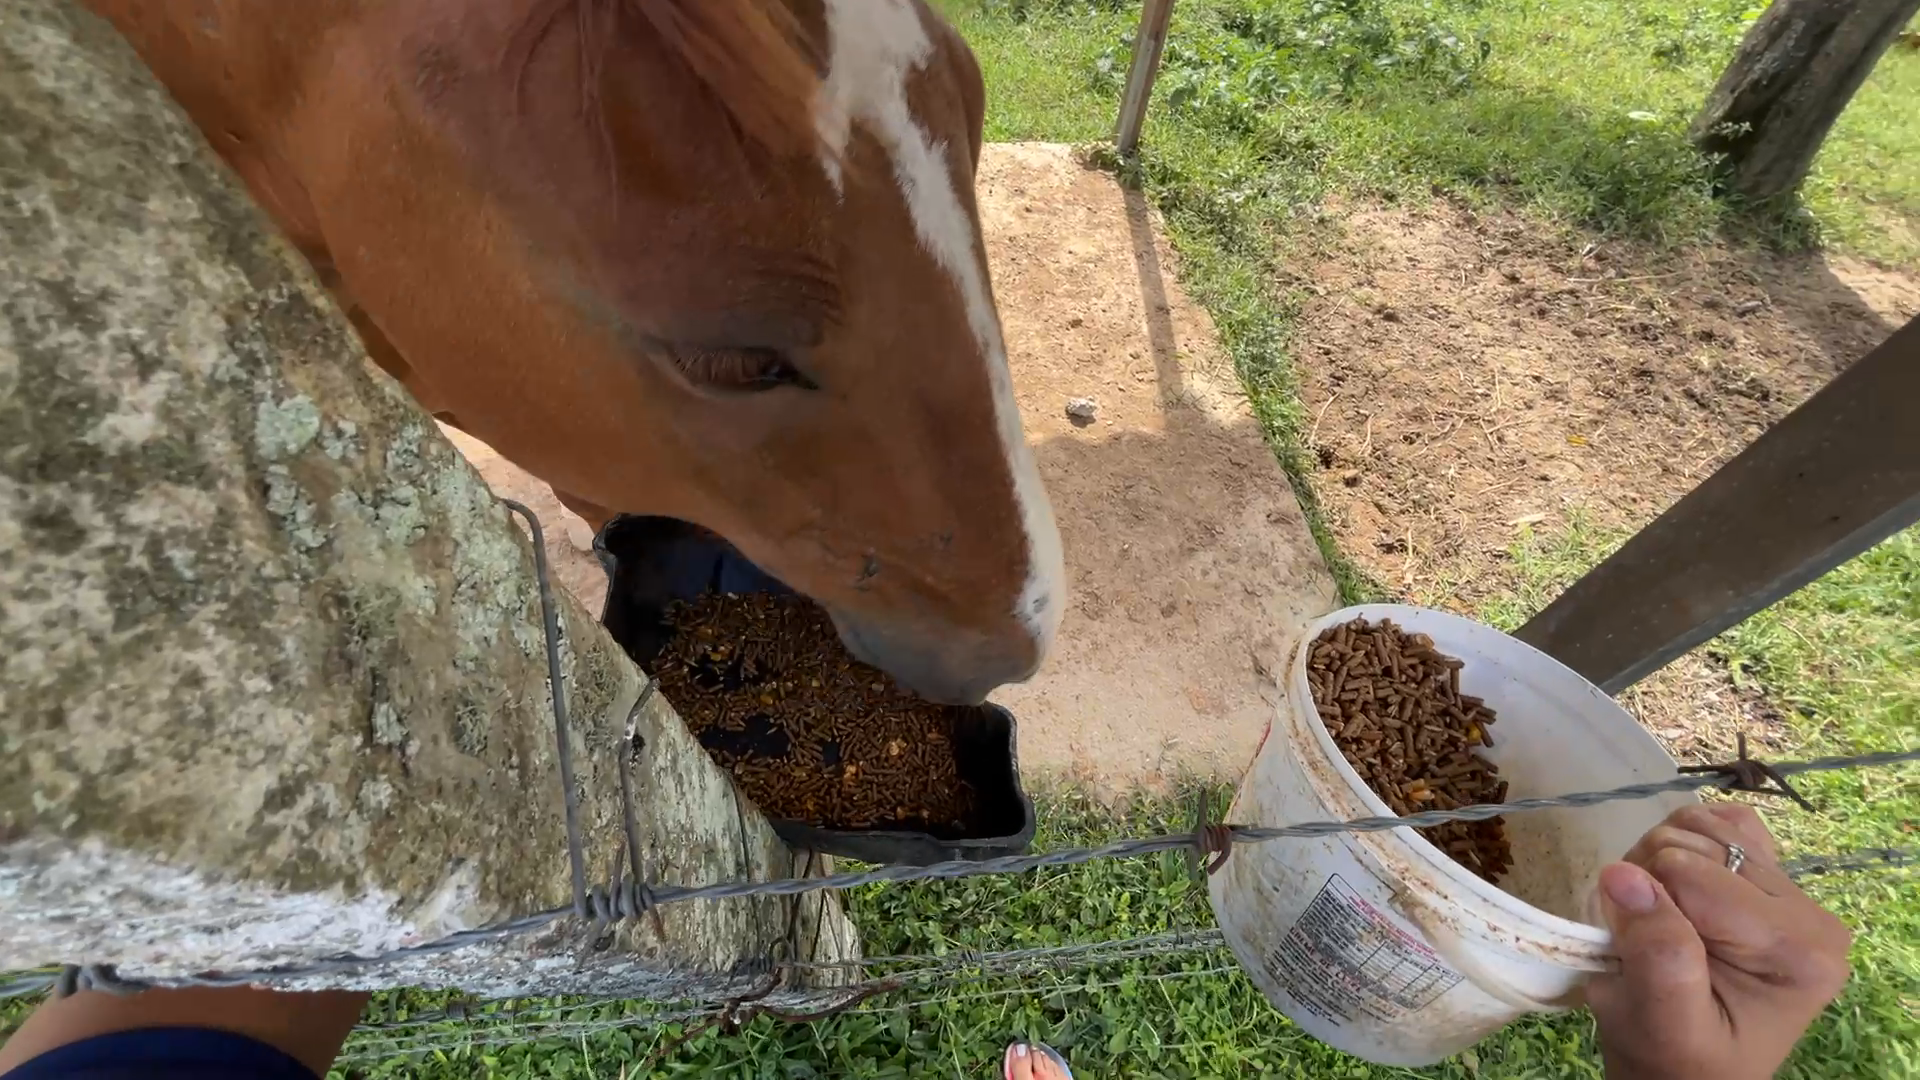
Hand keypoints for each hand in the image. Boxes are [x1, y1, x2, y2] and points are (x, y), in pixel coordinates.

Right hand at [1585, 803, 1850, 1079]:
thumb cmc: (1672, 1047)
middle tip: (1643, 931)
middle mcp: (1809, 915)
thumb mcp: (1661, 1015)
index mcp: (1798, 949)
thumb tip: (1624, 875)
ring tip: (1655, 914)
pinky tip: (1677, 880)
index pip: (1686, 870)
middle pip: (1688, 843)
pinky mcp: (1765, 879)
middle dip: (1645, 877)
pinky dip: (1682, 836)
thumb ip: (1656, 951)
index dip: (1643, 896)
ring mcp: (1790, 894)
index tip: (1639, 940)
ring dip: (1651, 861)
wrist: (1682, 1062)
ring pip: (1692, 826)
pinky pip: (1719, 820)